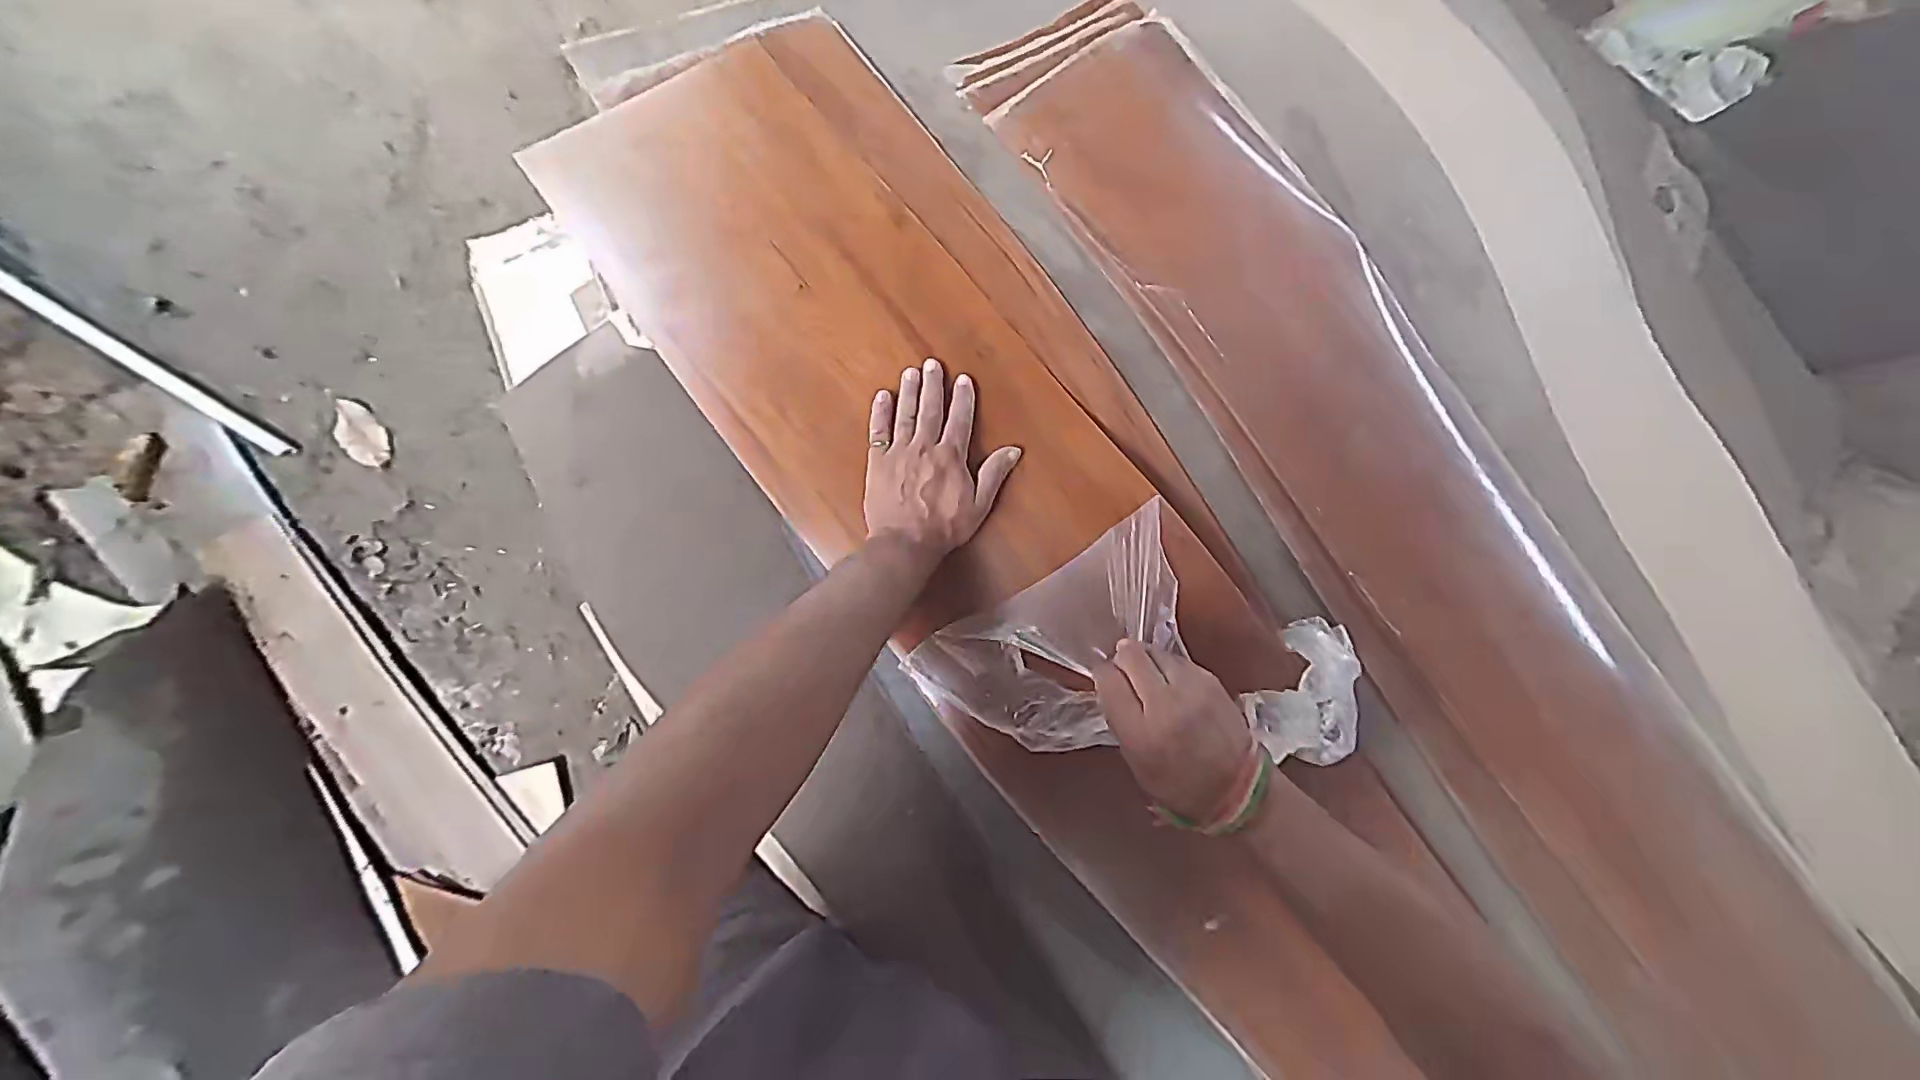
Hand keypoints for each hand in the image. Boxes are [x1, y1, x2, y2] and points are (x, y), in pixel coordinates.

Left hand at [864, 358, 1021, 561]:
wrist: (904, 542)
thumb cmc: (944, 527)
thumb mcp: (978, 505)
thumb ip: (994, 474)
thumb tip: (1013, 450)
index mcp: (951, 456)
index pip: (960, 419)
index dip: (963, 398)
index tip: (963, 379)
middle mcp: (925, 447)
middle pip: (931, 409)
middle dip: (933, 384)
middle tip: (932, 364)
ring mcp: (899, 452)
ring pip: (905, 414)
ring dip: (909, 391)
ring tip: (910, 372)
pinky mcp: (878, 462)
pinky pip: (878, 431)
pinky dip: (880, 412)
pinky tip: (882, 396)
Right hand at [1092, 639, 1260, 821]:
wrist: (1238, 788)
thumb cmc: (1178, 783)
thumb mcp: (1135, 760)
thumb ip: (1118, 718)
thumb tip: (1109, 682)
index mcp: (1140, 732)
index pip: (1108, 679)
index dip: (1101, 673)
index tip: (1104, 676)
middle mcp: (1164, 705)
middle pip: (1131, 656)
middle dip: (1122, 658)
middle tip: (1124, 670)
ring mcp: (1191, 689)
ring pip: (1154, 651)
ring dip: (1146, 659)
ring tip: (1148, 674)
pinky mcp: (1211, 680)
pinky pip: (1178, 660)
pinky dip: (1168, 665)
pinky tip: (1170, 680)